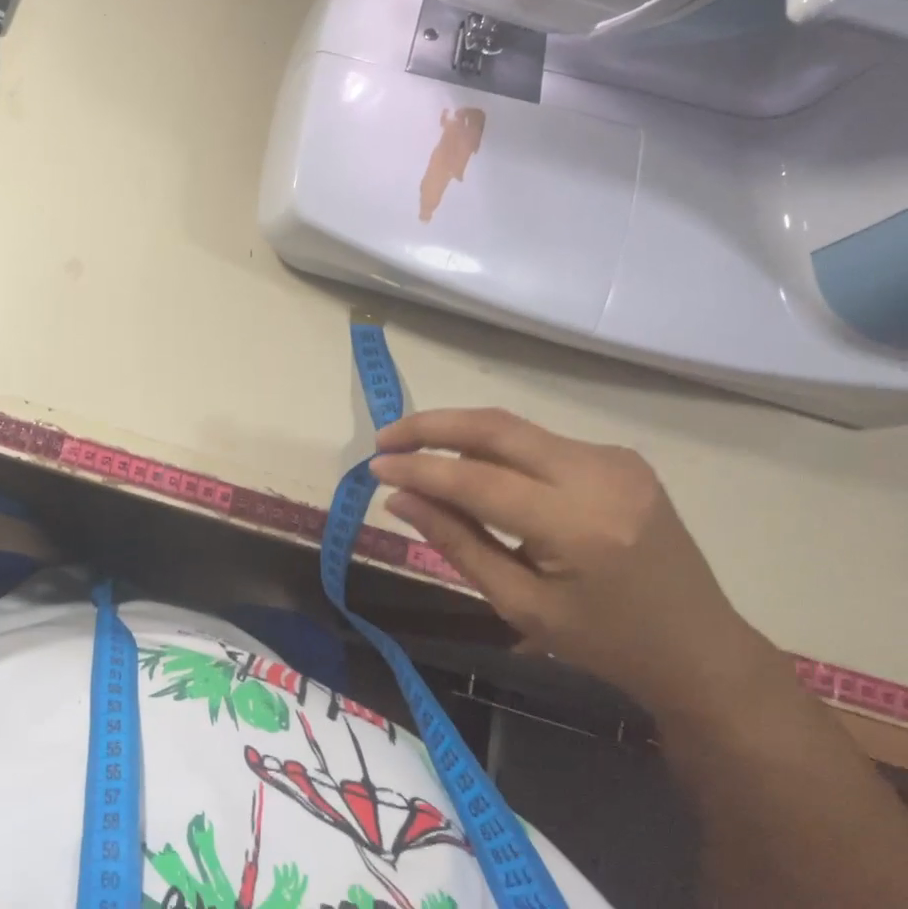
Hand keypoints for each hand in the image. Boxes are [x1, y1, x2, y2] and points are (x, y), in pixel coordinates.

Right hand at [369, 408, 771, 713]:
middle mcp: (602, 479)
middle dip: (431, 427)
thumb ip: (456, 542)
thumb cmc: (606, 642)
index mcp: (580, 526)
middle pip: (497, 428)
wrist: (702, 649)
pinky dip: (492, 451)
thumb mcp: (520, 604)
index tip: (373, 468)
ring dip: (458, 437)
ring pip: (514, 431)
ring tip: (415, 458)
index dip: (418, 470)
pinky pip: (537, 443)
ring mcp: (616, 463)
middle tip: (385, 440)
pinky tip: (469, 472)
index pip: (477, 480)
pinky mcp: (618, 461)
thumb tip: (399, 499)